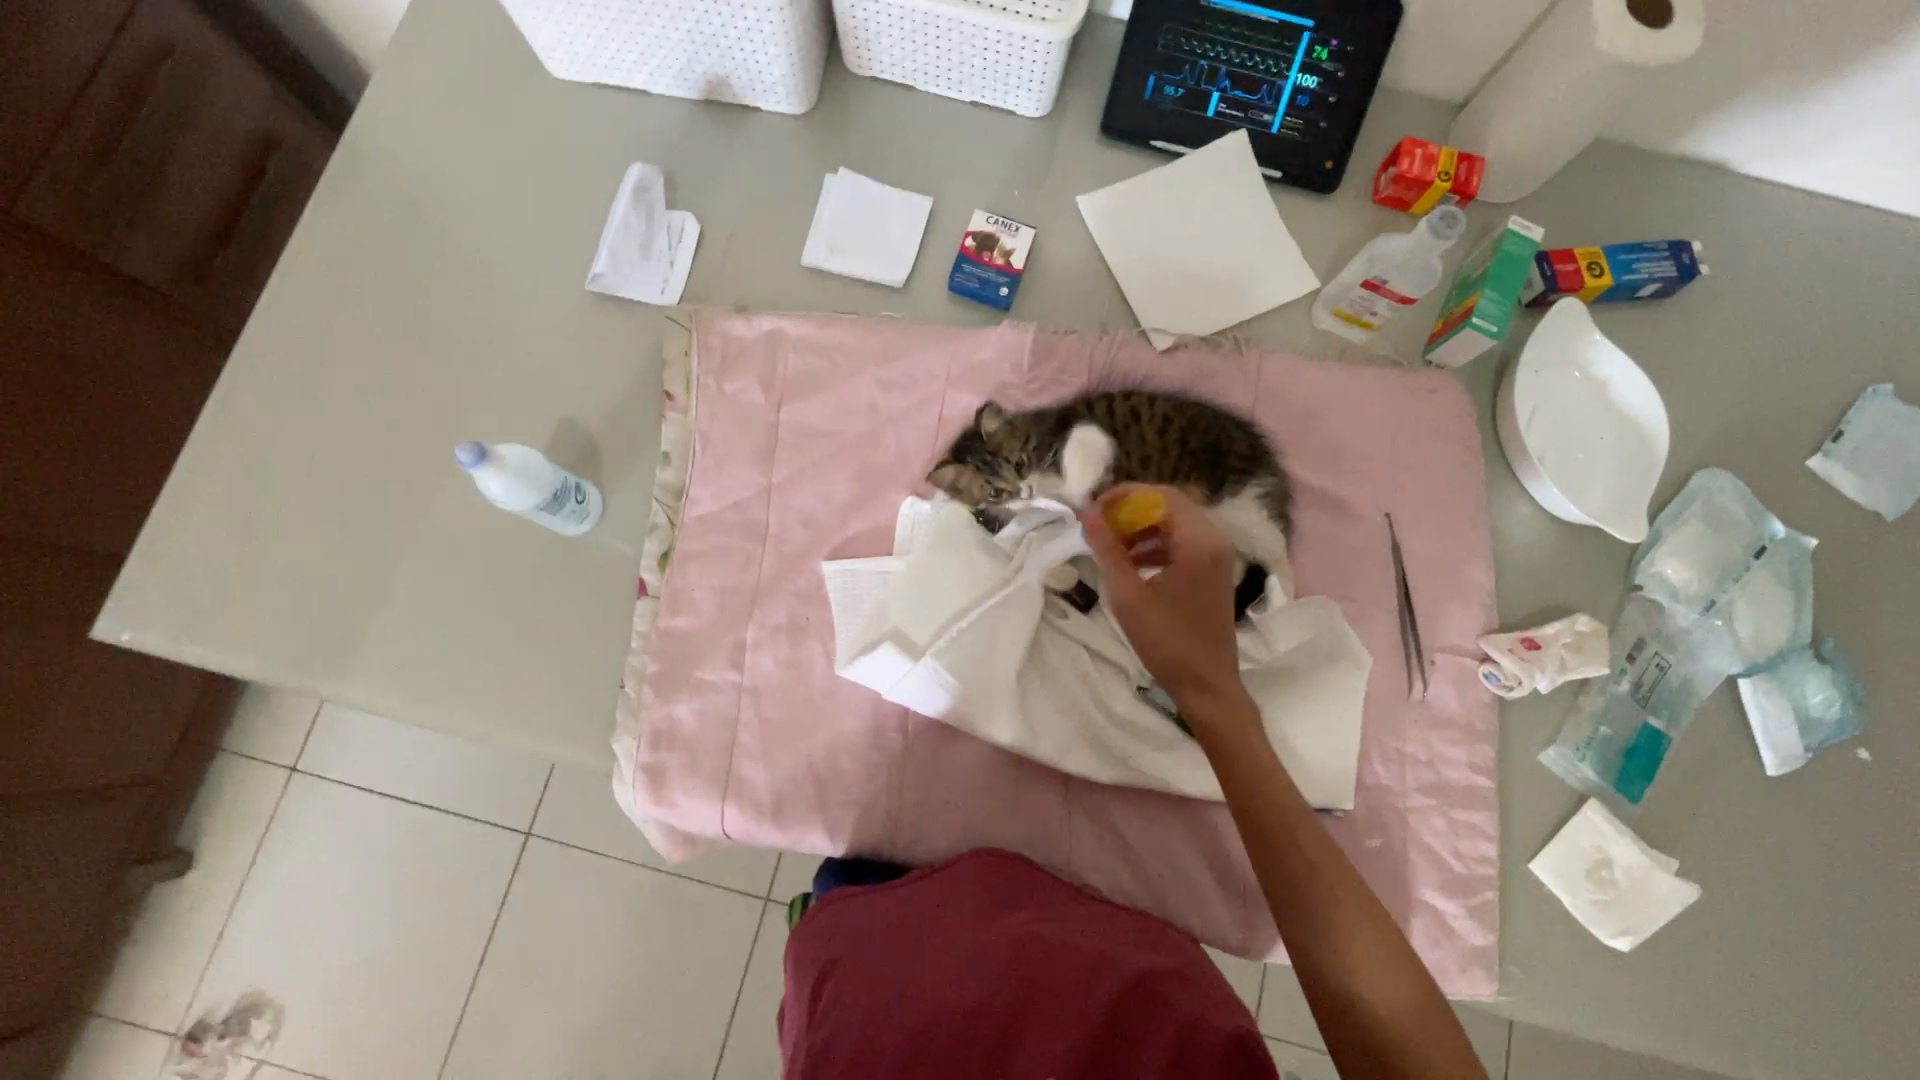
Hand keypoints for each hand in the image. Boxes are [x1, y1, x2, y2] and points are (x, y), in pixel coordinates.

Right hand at [1081, 485, 1245, 713]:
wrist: (1206, 684)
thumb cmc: (1167, 642)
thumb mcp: (1128, 596)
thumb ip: (1108, 550)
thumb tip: (1087, 515)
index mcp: (1199, 542)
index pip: (1161, 496)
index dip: (1125, 496)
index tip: (1094, 510)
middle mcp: (1214, 540)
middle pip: (1170, 505)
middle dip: (1132, 510)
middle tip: (1099, 525)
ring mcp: (1217, 556)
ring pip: (1176, 524)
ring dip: (1142, 528)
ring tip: (1110, 545)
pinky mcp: (1213, 571)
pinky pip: (1182, 543)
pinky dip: (1156, 545)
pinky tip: (1130, 562)